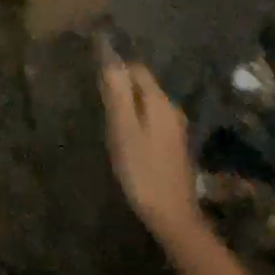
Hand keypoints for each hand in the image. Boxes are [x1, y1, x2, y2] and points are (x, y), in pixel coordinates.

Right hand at [101, 56, 202, 237]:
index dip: (117, 69)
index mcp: (160, 101)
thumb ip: (118, 94)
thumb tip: (111, 58)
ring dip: (130, 106)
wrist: (173, 216)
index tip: (97, 82)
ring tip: (110, 123)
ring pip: (149, 104)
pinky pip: (153, 121)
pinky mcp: (175, 146)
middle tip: (100, 104)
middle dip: (123, 88)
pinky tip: (127, 140)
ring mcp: (176, 129)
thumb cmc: (143, 171)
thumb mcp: (124, 130)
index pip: (138, 69)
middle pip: (144, 86)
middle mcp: (172, 109)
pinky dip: (138, 122)